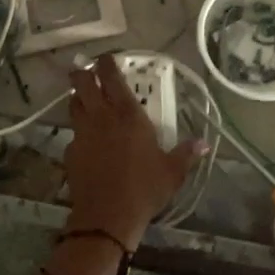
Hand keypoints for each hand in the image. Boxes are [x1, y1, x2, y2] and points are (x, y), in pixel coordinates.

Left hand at [62, 54, 205, 247]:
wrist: (107, 217)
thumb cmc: (144, 189)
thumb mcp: (172, 172)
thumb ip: (186, 154)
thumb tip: (204, 143)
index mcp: (127, 114)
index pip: (112, 77)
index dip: (106, 62)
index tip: (106, 57)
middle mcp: (101, 116)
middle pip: (82, 82)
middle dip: (82, 72)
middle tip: (87, 72)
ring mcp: (82, 133)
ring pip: (73, 103)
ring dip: (77, 97)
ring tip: (84, 99)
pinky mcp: (70, 151)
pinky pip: (72, 133)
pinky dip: (78, 130)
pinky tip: (86, 140)